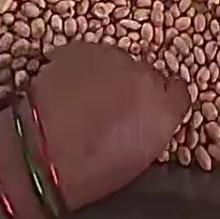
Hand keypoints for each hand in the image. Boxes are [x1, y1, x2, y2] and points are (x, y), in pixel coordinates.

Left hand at [20, 43, 189, 208]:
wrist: (41, 149)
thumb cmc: (91, 171)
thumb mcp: (138, 159)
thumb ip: (151, 127)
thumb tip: (146, 115)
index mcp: (164, 109)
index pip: (178, 92)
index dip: (161, 101)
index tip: (148, 112)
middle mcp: (144, 74)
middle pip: (147, 74)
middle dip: (134, 87)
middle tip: (112, 110)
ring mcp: (112, 55)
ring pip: (118, 62)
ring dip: (108, 76)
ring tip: (86, 100)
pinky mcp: (83, 46)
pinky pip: (91, 56)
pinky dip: (83, 68)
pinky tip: (69, 89)